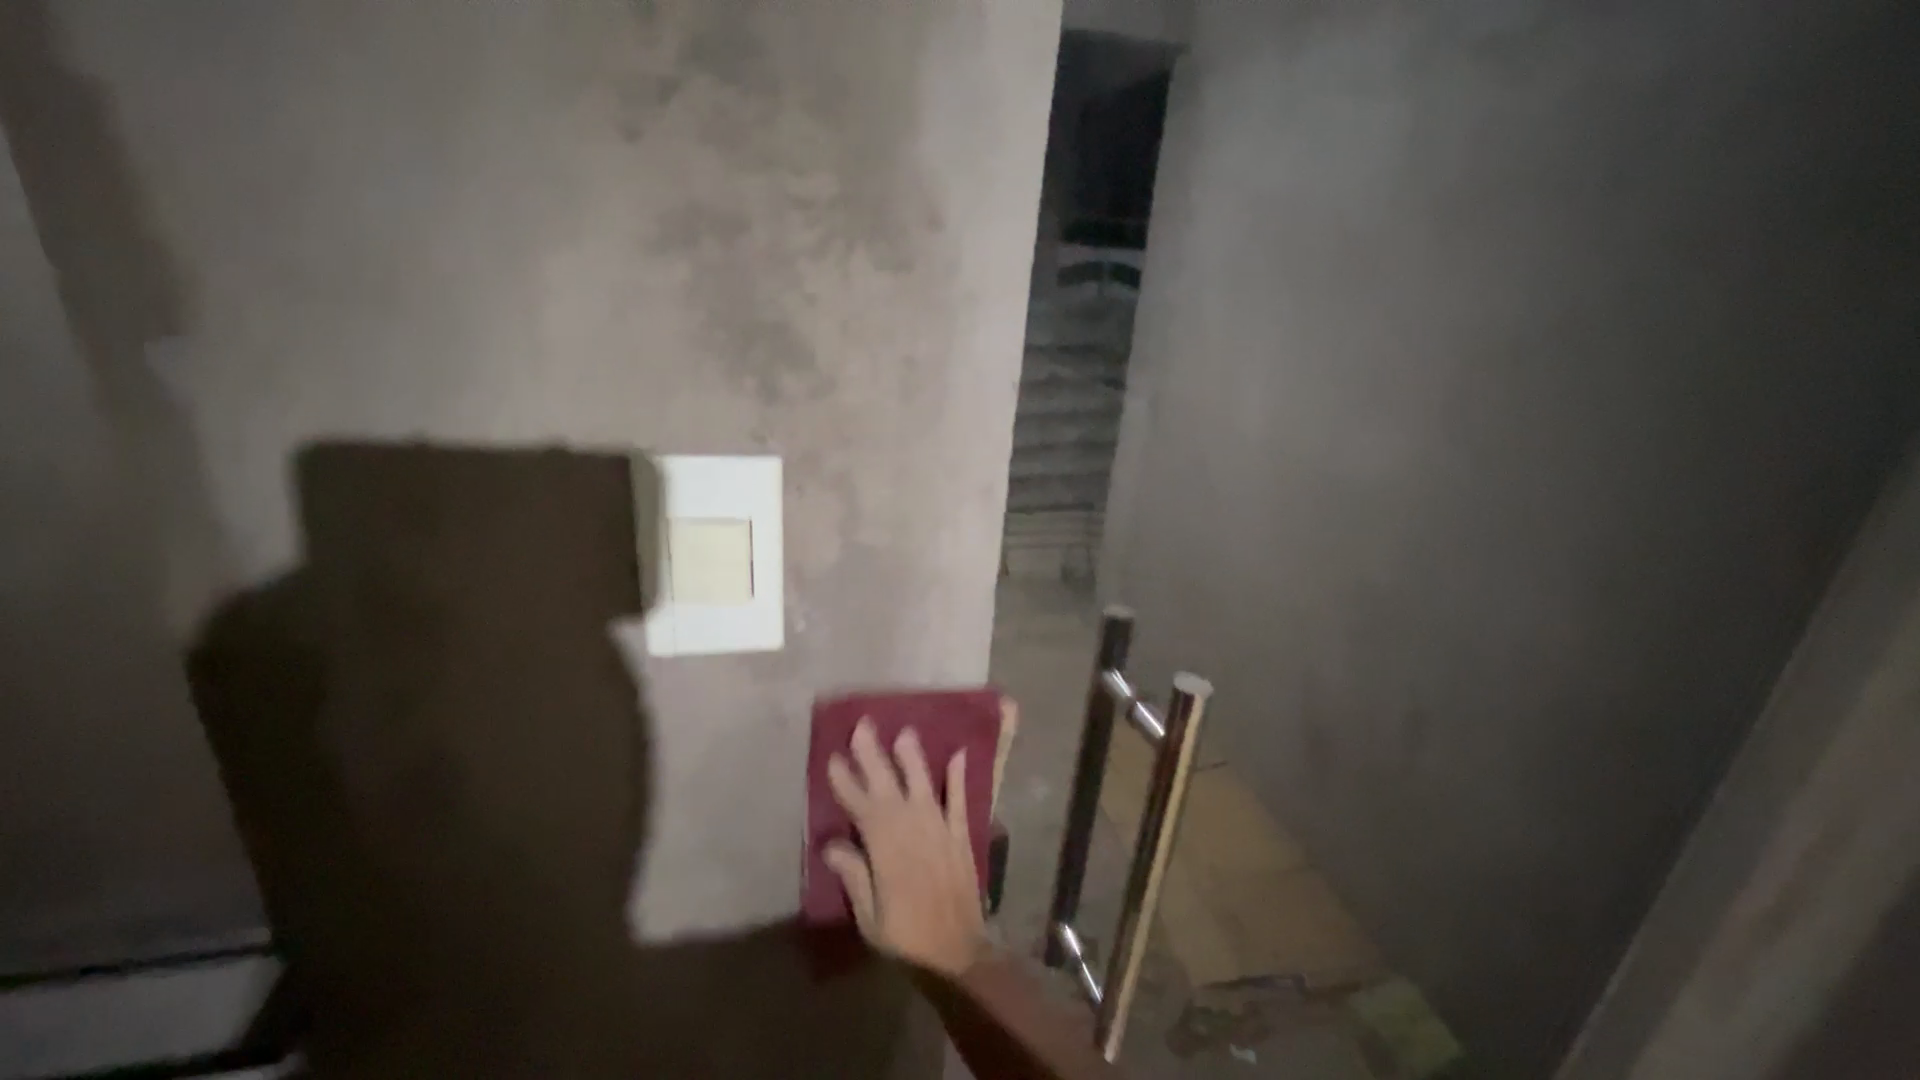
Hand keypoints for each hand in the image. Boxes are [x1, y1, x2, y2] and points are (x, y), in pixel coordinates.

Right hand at [823, 717, 988, 977]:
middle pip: (889, 786)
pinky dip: (958, 778)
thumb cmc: (906, 939)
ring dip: (912, 758)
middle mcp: (912, 831)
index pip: (860, 807)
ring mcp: (939, 831)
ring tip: (904, 732)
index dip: (846, 782)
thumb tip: (831, 844)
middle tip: (863, 725)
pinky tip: (959, 754)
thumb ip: (854, 877)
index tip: (833, 757)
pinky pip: (959, 801)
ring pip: (923, 786)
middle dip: (874, 756)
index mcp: (885, 850)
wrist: (958, 954)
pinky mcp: (961, 837)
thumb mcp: (869, 918)